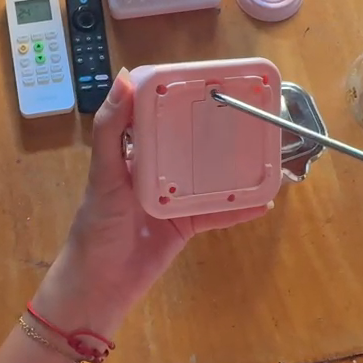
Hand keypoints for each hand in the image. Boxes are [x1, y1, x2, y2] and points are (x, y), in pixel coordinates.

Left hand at [34, 70, 269, 334]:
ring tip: (265, 152)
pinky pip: (217, 213)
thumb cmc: (97, 225)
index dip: (179, 98)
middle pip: (190, 144)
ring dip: (234, 167)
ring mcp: (174, 199)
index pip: (158, 117)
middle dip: (215, 129)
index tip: (209, 79)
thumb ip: (110, 129)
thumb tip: (124, 78)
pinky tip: (265, 200)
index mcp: (132, 153)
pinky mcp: (185, 226)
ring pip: (209, 177)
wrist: (100, 284)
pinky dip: (240, 208)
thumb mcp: (103, 174)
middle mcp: (155, 171)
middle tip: (250, 111)